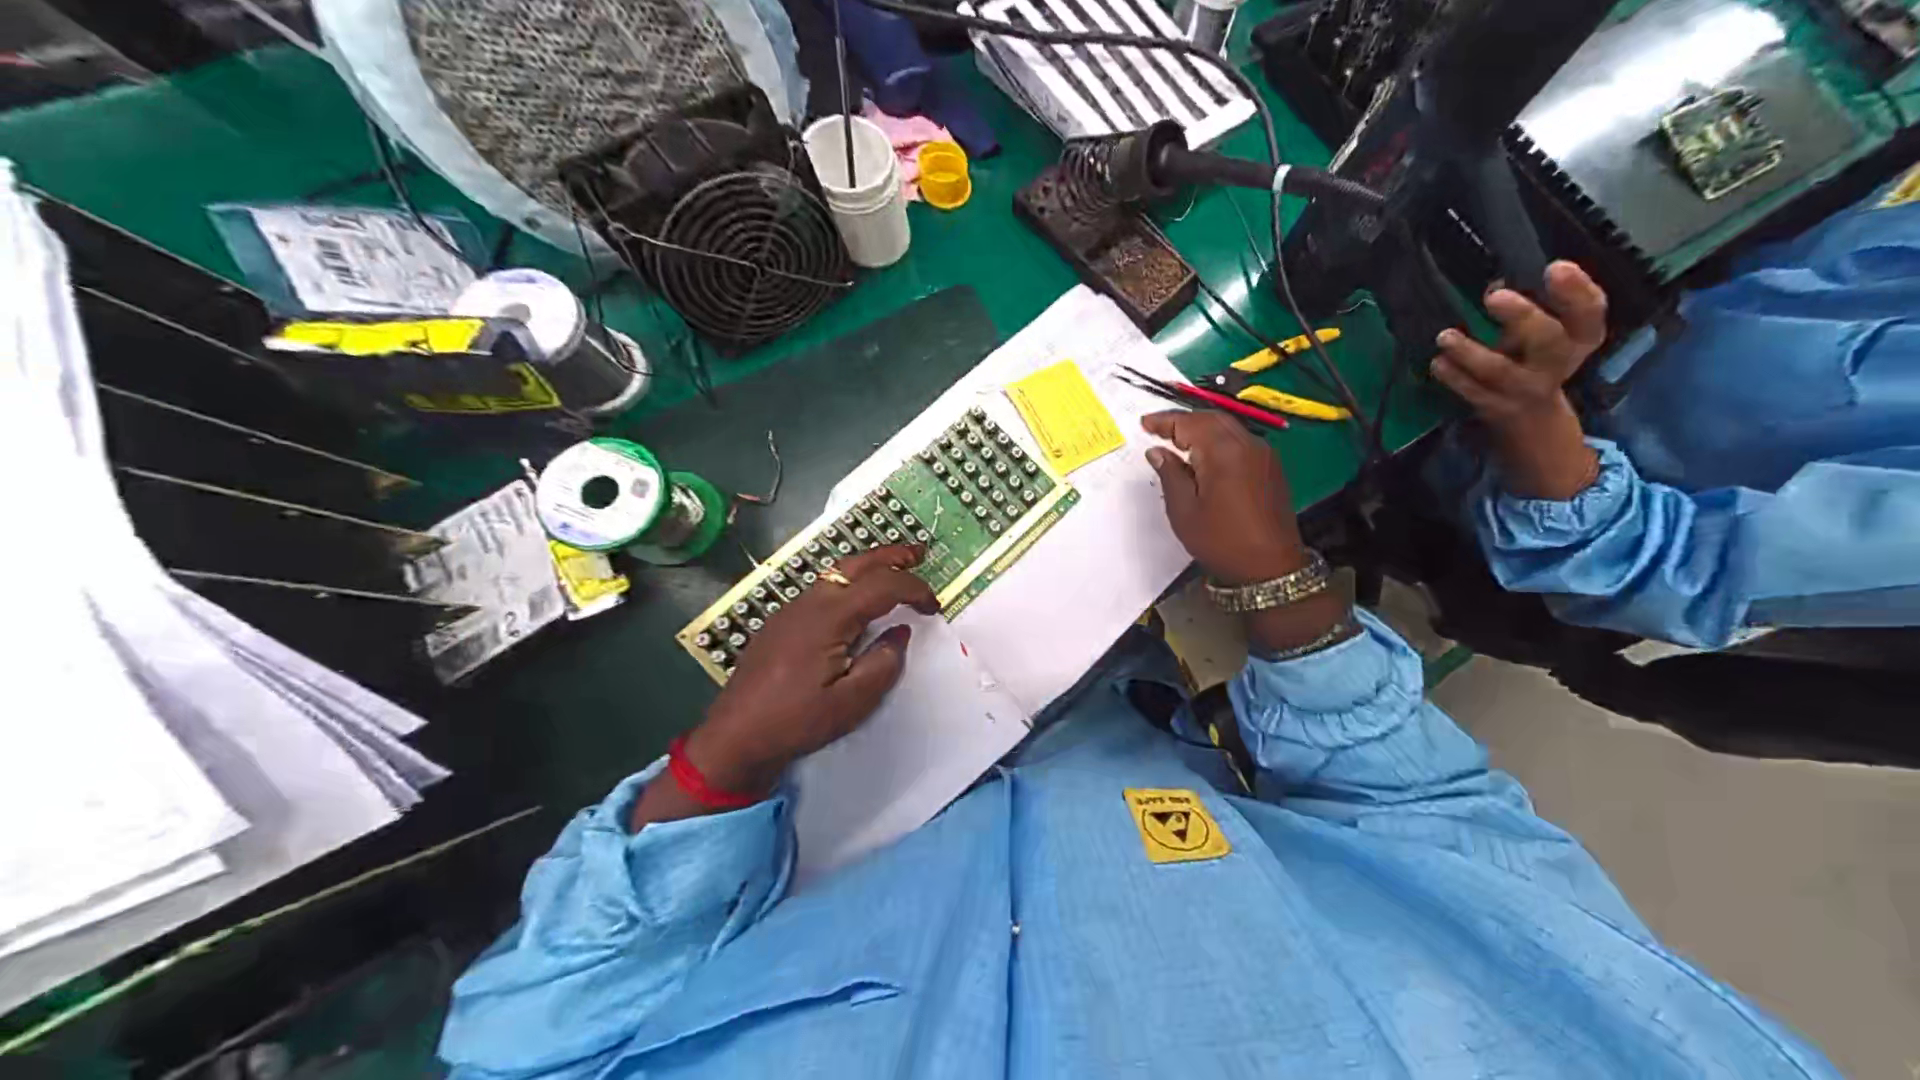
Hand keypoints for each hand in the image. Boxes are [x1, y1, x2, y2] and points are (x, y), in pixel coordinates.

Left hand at [633, 545, 936, 828]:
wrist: (736, 735)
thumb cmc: (796, 721)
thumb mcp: (852, 702)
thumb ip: (883, 663)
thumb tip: (899, 632)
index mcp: (830, 617)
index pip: (882, 586)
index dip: (914, 590)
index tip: (934, 606)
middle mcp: (810, 602)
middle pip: (856, 564)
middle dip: (891, 555)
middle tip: (919, 553)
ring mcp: (791, 609)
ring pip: (836, 572)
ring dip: (869, 566)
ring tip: (893, 570)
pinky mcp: (782, 622)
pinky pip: (822, 588)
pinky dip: (849, 582)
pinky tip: (856, 601)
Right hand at [1141, 410, 1305, 583]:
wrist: (1270, 567)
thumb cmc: (1221, 540)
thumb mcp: (1184, 510)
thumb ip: (1170, 474)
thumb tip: (1158, 452)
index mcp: (1223, 452)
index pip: (1190, 423)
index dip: (1165, 421)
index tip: (1145, 424)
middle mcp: (1247, 445)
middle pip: (1212, 419)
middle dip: (1184, 421)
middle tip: (1158, 429)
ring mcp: (1263, 455)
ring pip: (1229, 427)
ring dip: (1202, 428)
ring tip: (1178, 440)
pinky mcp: (1270, 467)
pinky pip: (1241, 441)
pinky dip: (1219, 440)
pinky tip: (1205, 456)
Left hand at [1429, 261, 1607, 498]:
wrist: (1533, 422)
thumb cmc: (1533, 364)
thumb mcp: (1539, 337)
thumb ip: (1521, 314)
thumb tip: (1493, 284)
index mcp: (1579, 341)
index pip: (1590, 313)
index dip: (1578, 291)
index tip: (1555, 266)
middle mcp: (1556, 365)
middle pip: (1550, 340)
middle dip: (1524, 317)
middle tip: (1495, 295)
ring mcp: (1524, 390)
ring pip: (1501, 371)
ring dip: (1471, 352)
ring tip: (1445, 336)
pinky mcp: (1494, 408)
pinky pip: (1472, 393)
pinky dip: (1453, 378)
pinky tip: (1437, 363)